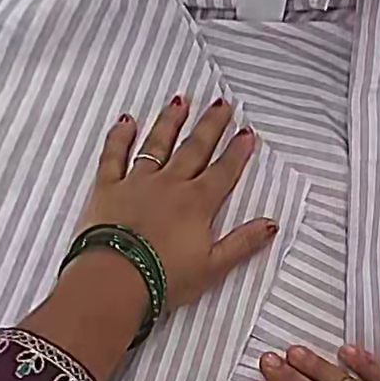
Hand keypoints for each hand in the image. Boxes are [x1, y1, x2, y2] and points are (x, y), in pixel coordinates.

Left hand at [18, 96, 274, 380]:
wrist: (114, 280)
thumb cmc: (165, 278)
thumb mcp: (213, 266)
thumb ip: (243, 242)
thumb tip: (272, 224)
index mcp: (197, 204)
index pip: (223, 172)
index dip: (237, 152)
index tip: (247, 133)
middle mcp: (170, 185)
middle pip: (194, 149)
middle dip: (210, 126)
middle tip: (222, 104)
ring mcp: (137, 182)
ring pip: (157, 144)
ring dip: (171, 121)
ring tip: (180, 100)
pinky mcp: (107, 188)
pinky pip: (114, 155)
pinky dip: (120, 136)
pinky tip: (128, 120)